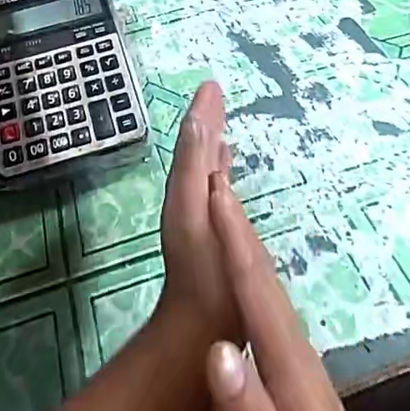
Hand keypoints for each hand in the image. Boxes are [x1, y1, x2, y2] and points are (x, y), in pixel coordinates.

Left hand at [155, 82, 239, 339]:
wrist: (204, 325)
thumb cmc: (205, 270)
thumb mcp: (196, 211)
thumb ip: (195, 166)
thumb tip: (198, 119)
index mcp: (184, 187)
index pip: (192, 140)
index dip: (201, 113)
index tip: (211, 85)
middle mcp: (189, 196)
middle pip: (196, 149)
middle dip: (206, 120)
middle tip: (215, 92)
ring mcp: (201, 214)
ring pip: (205, 165)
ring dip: (211, 139)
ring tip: (219, 118)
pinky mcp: (215, 229)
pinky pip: (215, 185)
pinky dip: (219, 166)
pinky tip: (225, 166)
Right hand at [204, 169, 368, 410]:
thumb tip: (217, 350)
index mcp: (297, 381)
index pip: (260, 299)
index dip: (236, 242)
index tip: (217, 190)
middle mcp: (304, 367)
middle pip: (269, 288)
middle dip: (242, 233)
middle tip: (219, 182)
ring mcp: (307, 379)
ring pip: (273, 301)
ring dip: (248, 254)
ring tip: (228, 218)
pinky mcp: (303, 395)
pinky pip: (273, 324)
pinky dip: (256, 291)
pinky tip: (248, 292)